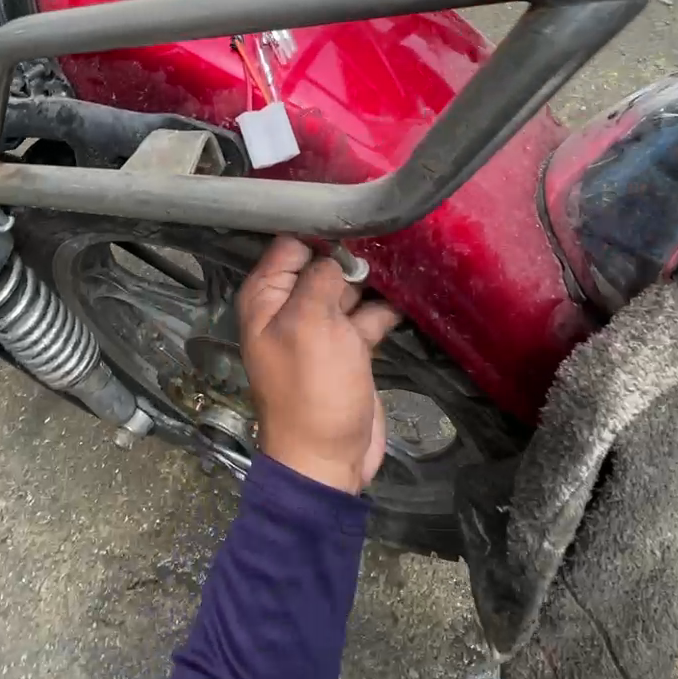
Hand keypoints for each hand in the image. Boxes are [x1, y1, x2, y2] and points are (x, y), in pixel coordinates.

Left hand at [236, 236, 401, 493]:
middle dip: (351, 251)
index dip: (319, 232)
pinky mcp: (349, 347)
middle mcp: (290, 308)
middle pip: (321, 263)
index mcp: (267, 299)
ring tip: (405, 255)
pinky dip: (386, 306)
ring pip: (347, 287)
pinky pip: (367, 315)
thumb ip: (318, 279)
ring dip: (372, 277)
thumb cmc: (312, 390)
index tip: (355, 219)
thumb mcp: (310, 325)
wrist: (328, 459)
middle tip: (387, 232)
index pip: (289, 246)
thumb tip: (336, 253)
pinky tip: (410, 292)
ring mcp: (321, 328)